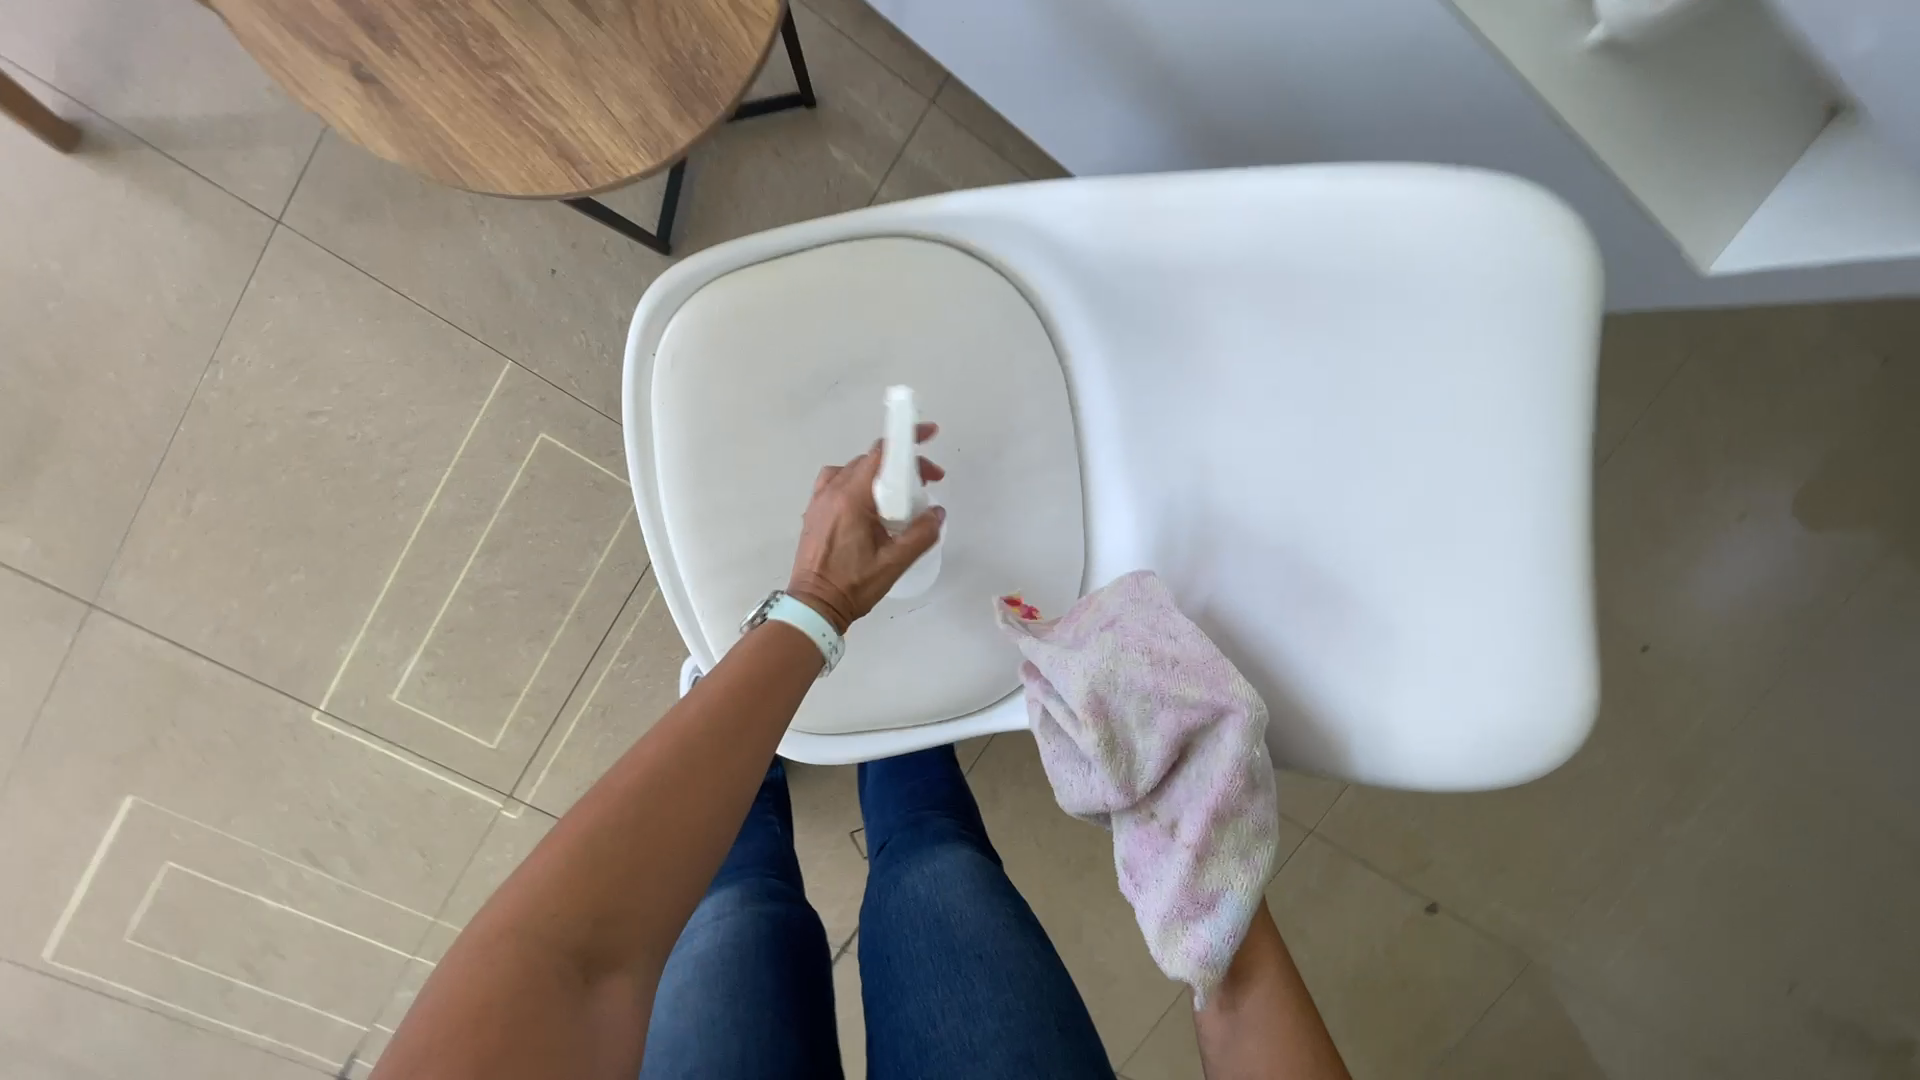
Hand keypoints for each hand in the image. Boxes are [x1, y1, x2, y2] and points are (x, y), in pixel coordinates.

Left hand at [787, 423, 945, 632]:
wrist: (814, 606)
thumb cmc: (853, 586)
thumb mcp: (895, 563)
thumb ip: (921, 534)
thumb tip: (937, 512)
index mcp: (852, 498)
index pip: (882, 454)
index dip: (908, 439)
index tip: (930, 434)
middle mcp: (833, 491)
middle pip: (871, 461)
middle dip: (903, 464)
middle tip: (928, 482)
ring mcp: (819, 500)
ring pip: (854, 469)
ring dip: (880, 473)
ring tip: (900, 493)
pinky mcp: (814, 511)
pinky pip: (836, 481)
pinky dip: (857, 482)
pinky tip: (869, 501)